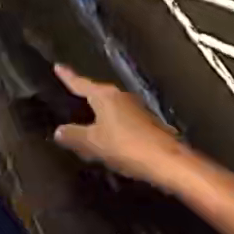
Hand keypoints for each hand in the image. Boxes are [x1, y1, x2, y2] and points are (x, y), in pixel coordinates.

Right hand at [50, 65, 187, 183]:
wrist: (174, 166)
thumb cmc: (129, 147)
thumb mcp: (93, 142)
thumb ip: (73, 135)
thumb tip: (59, 131)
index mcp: (104, 96)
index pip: (80, 83)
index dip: (68, 76)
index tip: (58, 67)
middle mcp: (121, 98)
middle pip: (97, 94)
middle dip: (85, 98)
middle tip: (71, 98)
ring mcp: (138, 111)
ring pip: (111, 109)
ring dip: (100, 116)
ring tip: (88, 124)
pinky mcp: (151, 127)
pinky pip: (124, 122)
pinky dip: (114, 128)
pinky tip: (110, 142)